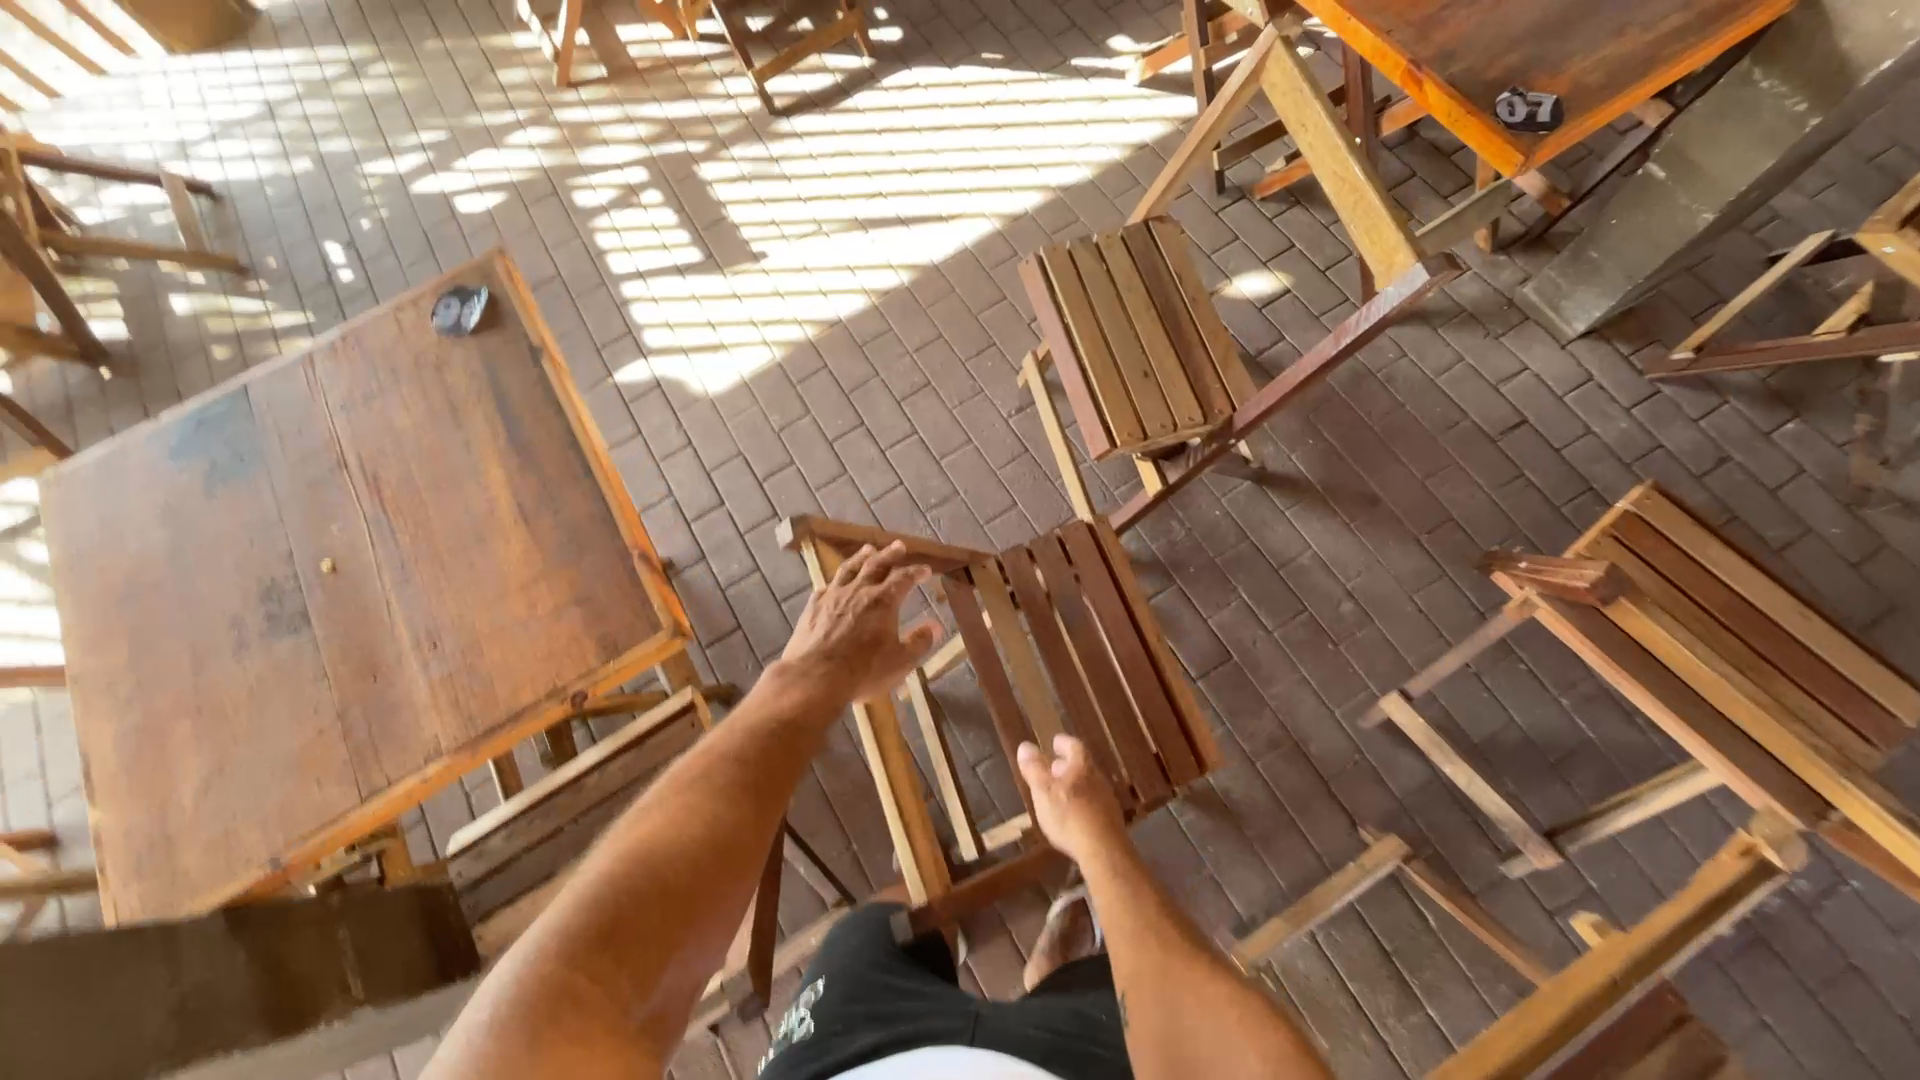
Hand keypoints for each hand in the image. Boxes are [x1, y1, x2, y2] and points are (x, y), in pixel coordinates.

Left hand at [779, 541, 944, 704]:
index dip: (916, 572)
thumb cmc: (863, 671)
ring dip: (861, 557)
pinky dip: (835, 582)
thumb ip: (919, 642)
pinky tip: (834, 583)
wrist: (814, 677)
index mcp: (883, 601)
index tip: (925, 569)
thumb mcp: (900, 662)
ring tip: (868, 549)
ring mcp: (833, 596)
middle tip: (898, 545)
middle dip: (890, 554)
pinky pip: (826, 587)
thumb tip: (936, 626)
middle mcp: (859, 591)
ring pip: (849, 569)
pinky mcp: (813, 607)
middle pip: (876, 565)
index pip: (904, 579)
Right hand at [1017, 735, 1127, 863]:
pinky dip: (1082, 804)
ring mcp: (1107, 801)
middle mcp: (1098, 780)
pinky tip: (1074, 815)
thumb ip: (1034, 769)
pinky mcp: (1111, 822)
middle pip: (1083, 766)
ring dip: (1075, 785)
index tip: (1054, 741)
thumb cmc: (1069, 816)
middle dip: (1068, 765)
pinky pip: (1094, 805)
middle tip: (1054, 768)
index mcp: (1082, 768)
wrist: (1103, 851)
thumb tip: (1025, 745)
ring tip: (1061, 792)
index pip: (1075, 747)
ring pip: (1090, 786)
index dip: (1064, 743)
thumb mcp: (1043, 791)